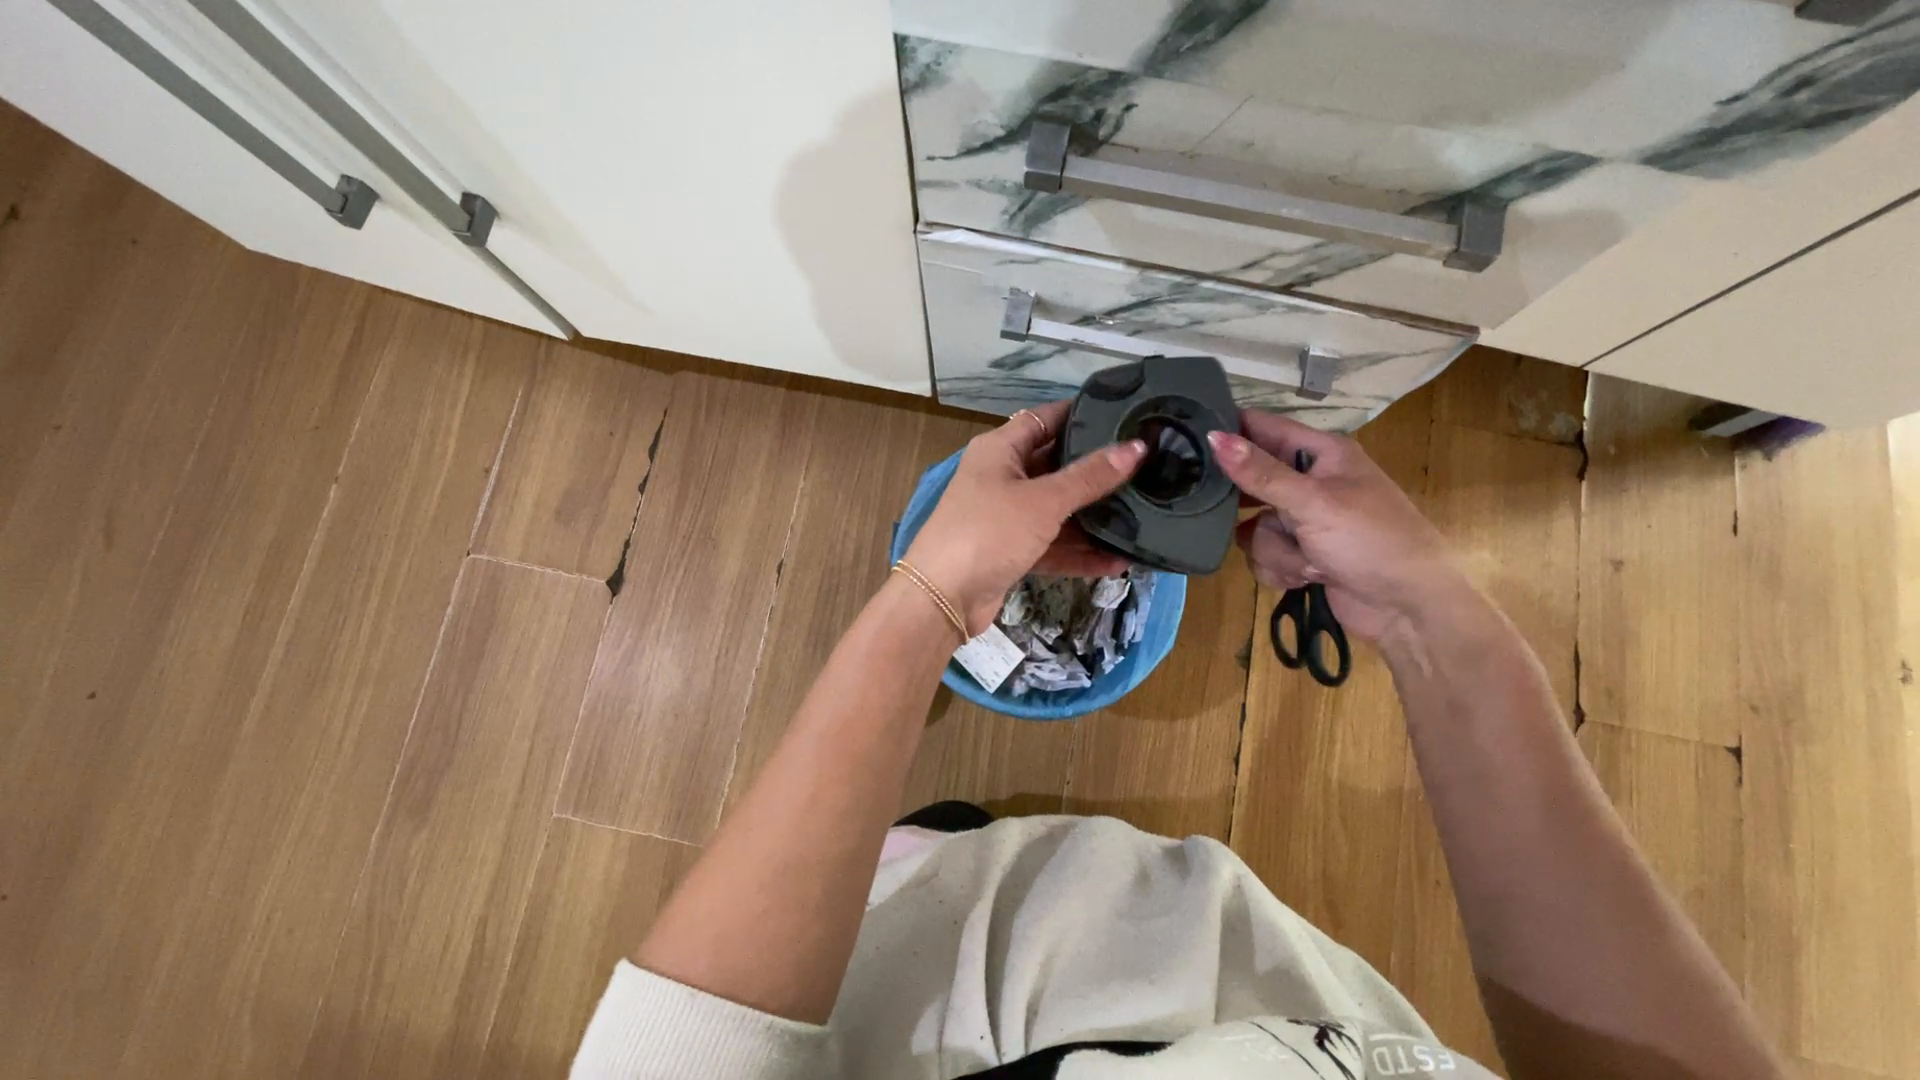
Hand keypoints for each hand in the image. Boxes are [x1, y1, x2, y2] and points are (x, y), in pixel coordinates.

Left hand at [904, 400, 1145, 635]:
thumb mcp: (1043, 501)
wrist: (943, 597)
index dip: (1081, 415)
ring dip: (1092, 518)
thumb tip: (1137, 447)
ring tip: (1141, 517)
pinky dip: (1079, 553)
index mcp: (1000, 450)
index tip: (1124, 414)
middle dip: (1096, 471)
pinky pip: (1052, 546)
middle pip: (1056, 466)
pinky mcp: (1011, 552)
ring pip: (1057, 511)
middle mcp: (1002, 477)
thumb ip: (1090, 477)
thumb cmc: (989, 532)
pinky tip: (1117, 561)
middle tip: (1145, 467)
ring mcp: (1006, 517)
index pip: (1045, 419)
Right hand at [1207, 411, 1471, 645]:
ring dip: (1274, 548)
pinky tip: (1307, 577)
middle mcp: (1310, 482)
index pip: (1261, 427)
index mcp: (1321, 453)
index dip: (1227, 431)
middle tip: (1226, 513)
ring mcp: (1303, 521)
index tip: (1186, 440)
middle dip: (1245, 507)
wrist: (1407, 608)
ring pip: (1252, 526)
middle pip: (1249, 482)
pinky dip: (1280, 568)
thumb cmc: (1371, 541)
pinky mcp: (1299, 554)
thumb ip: (1260, 473)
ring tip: (1307, 560)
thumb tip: (1213, 436)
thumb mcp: (1314, 503)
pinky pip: (1262, 555)